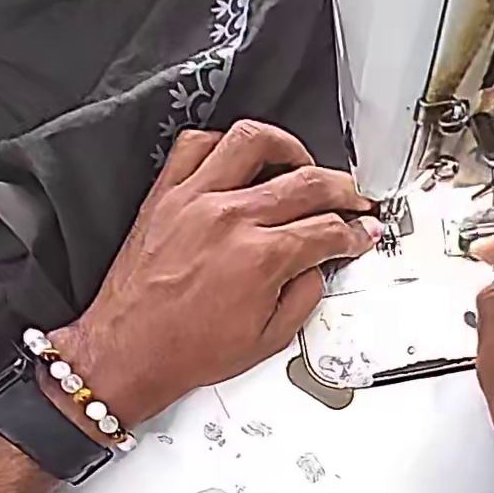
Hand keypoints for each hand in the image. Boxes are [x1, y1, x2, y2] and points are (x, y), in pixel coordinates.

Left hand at [47, 121, 379, 432]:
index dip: (355, 232)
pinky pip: (198, 144)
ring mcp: (196, 200)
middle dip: (344, 190)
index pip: (328, 230)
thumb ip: (304, 297)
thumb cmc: (187, 351)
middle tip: (353, 200)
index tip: (362, 233)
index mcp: (261, 259)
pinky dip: (226, 143)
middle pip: (307, 182)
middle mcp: (231, 219)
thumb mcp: (267, 340)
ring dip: (291, 148)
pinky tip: (240, 159)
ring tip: (304, 164)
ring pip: (255, 142)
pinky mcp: (166, 195)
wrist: (131, 351)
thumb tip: (319, 267)